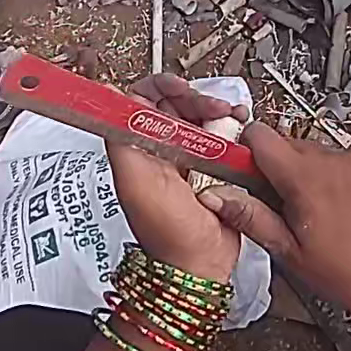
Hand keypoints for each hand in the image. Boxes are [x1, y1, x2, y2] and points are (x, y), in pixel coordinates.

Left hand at [106, 75, 245, 282]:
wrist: (201, 263)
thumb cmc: (167, 231)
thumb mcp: (136, 182)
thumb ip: (122, 138)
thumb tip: (109, 97)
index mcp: (139, 146)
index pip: (144, 100)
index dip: (162, 87)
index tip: (182, 89)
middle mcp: (163, 147)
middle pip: (178, 103)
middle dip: (198, 99)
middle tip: (215, 110)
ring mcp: (191, 156)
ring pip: (203, 116)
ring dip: (219, 110)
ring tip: (233, 117)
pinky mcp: (217, 165)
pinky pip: (225, 135)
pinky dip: (235, 127)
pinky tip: (241, 127)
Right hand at [198, 120, 350, 310]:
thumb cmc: (338, 269)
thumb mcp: (286, 249)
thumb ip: (249, 216)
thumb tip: (213, 196)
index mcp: (305, 178)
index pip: (260, 135)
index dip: (243, 150)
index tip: (238, 171)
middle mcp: (328, 160)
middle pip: (280, 141)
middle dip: (267, 165)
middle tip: (268, 199)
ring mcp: (347, 160)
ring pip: (302, 148)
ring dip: (292, 168)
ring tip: (297, 205)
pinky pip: (326, 157)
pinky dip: (316, 171)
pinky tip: (320, 202)